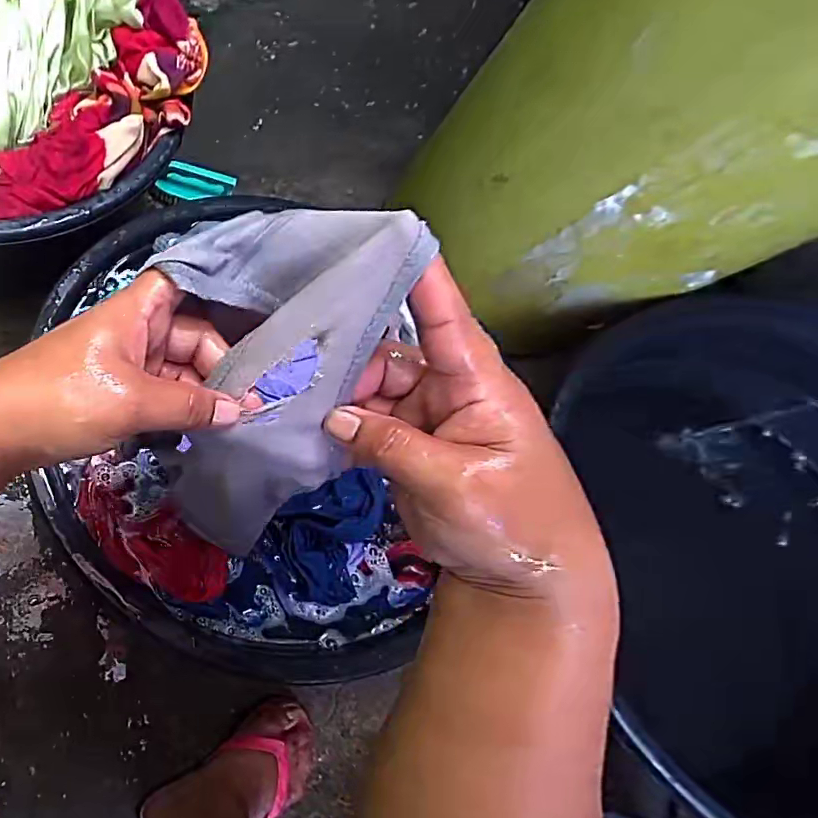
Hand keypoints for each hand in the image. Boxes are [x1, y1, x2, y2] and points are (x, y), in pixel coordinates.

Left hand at [0, 270, 242, 466]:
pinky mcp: (117, 391)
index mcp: (137, 309)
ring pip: (177, 368)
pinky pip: (160, 391)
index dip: (221, 296)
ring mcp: (126, 361)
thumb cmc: (65, 397)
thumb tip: (241, 411)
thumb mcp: (133, 401)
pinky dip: (179, 407)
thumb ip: (190, 406)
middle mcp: (135, 328)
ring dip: (201, 393)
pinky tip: (203, 427)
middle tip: (253, 402)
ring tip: (234, 422)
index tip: (260, 328)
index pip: (188, 284)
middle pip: (191, 335)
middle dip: (220, 365)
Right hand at [323, 259, 609, 600]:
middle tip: (298, 368)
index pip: (447, 319)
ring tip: (295, 398)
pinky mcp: (407, 447)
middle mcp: (449, 391)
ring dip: (338, 396)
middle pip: (390, 357)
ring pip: (372, 391)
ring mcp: (426, 420)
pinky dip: (341, 426)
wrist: (522, 580)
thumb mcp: (452, 484)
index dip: (423, 280)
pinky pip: (367, 424)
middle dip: (349, 360)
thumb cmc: (513, 524)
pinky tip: (310, 426)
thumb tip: (334, 415)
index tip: (395, 236)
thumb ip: (389, 445)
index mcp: (478, 384)